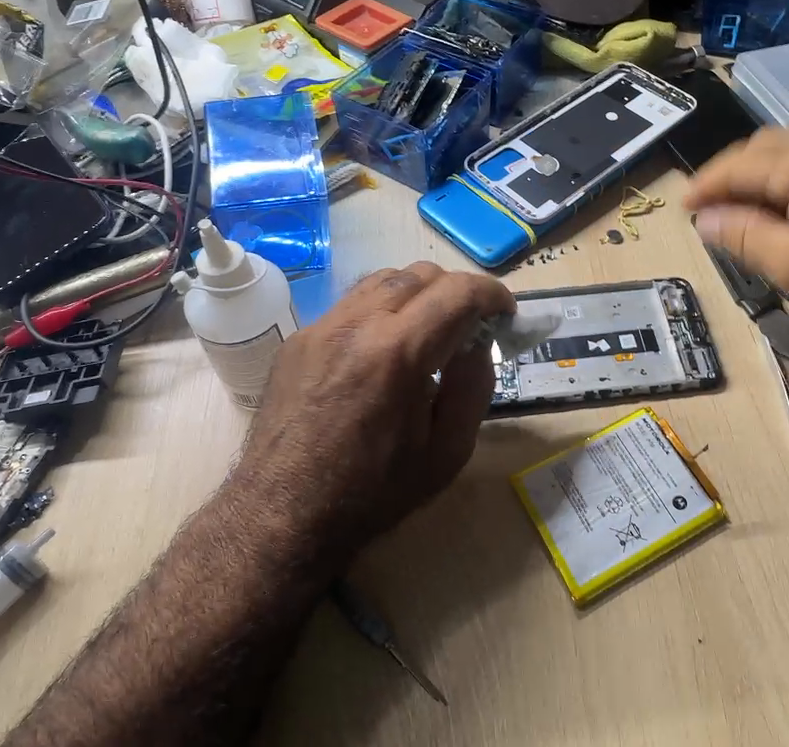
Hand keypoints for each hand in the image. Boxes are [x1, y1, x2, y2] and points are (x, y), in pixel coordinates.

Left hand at [232, 262, 514, 557]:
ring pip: (382, 280)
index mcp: (398, 352)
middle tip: (471, 325)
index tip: (506, 314)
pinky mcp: (298, 339)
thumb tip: (477, 342)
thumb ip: (473, 386)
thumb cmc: (373, 492)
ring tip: (428, 330)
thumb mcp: (447, 452)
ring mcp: (320, 327)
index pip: (458, 292)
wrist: (282, 515)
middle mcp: (357, 324)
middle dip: (456, 291)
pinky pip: (350, 306)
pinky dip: (380, 312)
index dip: (492, 294)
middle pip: (420, 274)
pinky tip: (382, 351)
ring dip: (417, 294)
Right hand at [684, 129, 788, 346]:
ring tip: (742, 214)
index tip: (681, 208)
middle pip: (764, 148)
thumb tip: (702, 219)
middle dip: (731, 176)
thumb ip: (741, 235)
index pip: (741, 165)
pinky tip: (786, 210)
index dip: (706, 186)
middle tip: (708, 213)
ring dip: (760, 177)